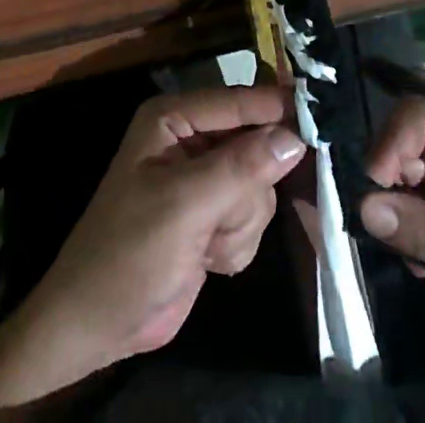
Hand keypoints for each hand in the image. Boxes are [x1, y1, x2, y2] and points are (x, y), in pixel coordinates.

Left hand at [0, 85, 305, 411]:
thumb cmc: (130, 252)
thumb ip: (241, 167)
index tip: (324, 124)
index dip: (279, 112)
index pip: (240, 101)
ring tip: (205, 242)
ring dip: (240, 222)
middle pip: (259, 145)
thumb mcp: (184, 205)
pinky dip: (237, 242)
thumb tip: (295, 137)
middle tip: (224, 216)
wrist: (101, 322)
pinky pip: (254, 217)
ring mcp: (205, 179)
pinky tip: (206, 257)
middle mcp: (192, 139)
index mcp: (174, 118)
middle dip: (248, 190)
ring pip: (261, 186)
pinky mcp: (215, 214)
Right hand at [358, 98, 424, 422]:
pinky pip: (416, 205)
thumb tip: (363, 205)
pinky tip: (424, 266)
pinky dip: (407, 229)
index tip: (373, 189)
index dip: (391, 142)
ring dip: (397, 211)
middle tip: (386, 229)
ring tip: (413, 258)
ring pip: (406, 175)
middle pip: (409, 142)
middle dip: (389, 181)